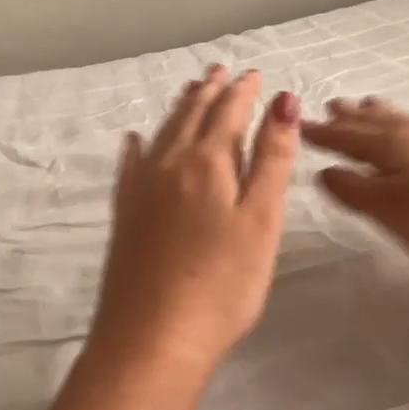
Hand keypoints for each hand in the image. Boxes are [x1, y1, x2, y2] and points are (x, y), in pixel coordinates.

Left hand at [87, 66, 300, 370]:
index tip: (254, 73)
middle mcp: (170, 162)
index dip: (244, 91)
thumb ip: (271, 157)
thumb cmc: (222, 283)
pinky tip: (135, 139)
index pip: (229, 111)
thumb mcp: (261, 219)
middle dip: (210, 90)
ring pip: (164, 132)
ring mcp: (142, 187)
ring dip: (181, 107)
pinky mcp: (125, 214)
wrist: (151, 340)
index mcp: (209, 161)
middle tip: (220, 69)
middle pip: (193, 114)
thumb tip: (283, 99)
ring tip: (191, 89)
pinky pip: (131, 163)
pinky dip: (139, 144)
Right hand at [304, 98, 408, 274]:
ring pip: (407, 120)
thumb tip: (323, 171)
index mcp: (391, 148)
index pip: (347, 138)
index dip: (322, 134)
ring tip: (370, 105)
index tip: (300, 124)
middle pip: (377, 122)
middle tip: (332, 104)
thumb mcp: (394, 213)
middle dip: (351, 117)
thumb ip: (357, 192)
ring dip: (384, 114)